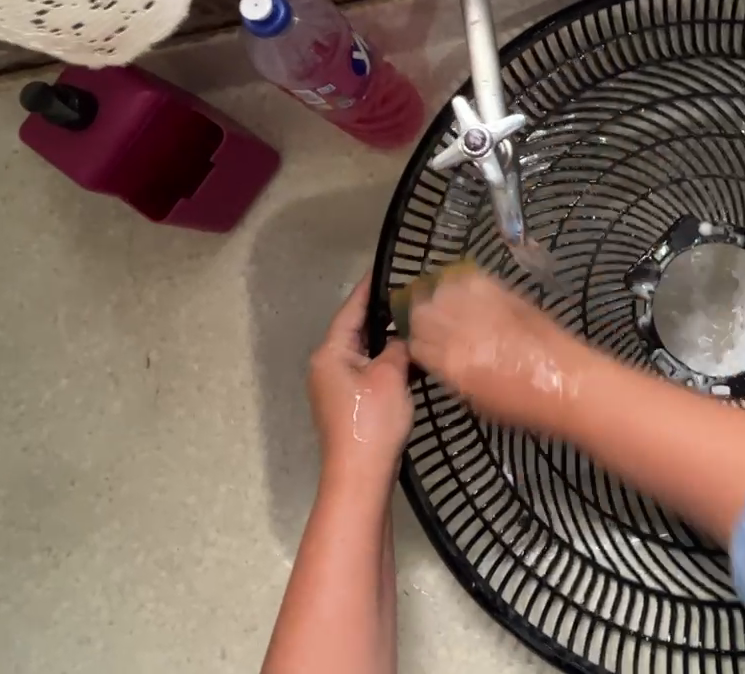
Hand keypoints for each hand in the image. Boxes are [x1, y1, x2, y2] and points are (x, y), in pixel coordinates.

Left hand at [309, 274, 411, 490]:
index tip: (387, 267)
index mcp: (331, 353)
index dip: (370, 288)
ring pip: (365, 351)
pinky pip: (369, 369)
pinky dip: (387, 360)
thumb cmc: (372, 420)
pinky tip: (411, 355)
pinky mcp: (350, 402)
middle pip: (357, 329)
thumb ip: (399, 347)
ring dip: (388, 339)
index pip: (352, 309)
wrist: (361, 477)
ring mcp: (337, 386)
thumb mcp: (392, 374)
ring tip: (417, 319)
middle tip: (412, 293)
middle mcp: (327, 365)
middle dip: (383, 312)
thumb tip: (404, 339)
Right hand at [404, 267, 592, 433]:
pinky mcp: (503, 291)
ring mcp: (481, 307)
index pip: (415, 344)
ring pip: (441, 289)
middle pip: (422, 312)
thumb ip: (452, 373)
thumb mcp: (475, 399)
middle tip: (435, 323)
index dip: (417, 344)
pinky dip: (465, 283)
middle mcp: (459, 331)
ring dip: (441, 296)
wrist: (568, 383)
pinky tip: (470, 294)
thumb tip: (440, 356)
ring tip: (451, 305)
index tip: (424, 344)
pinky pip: (470, 278)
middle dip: (424, 317)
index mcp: (451, 364)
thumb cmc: (525, 406)